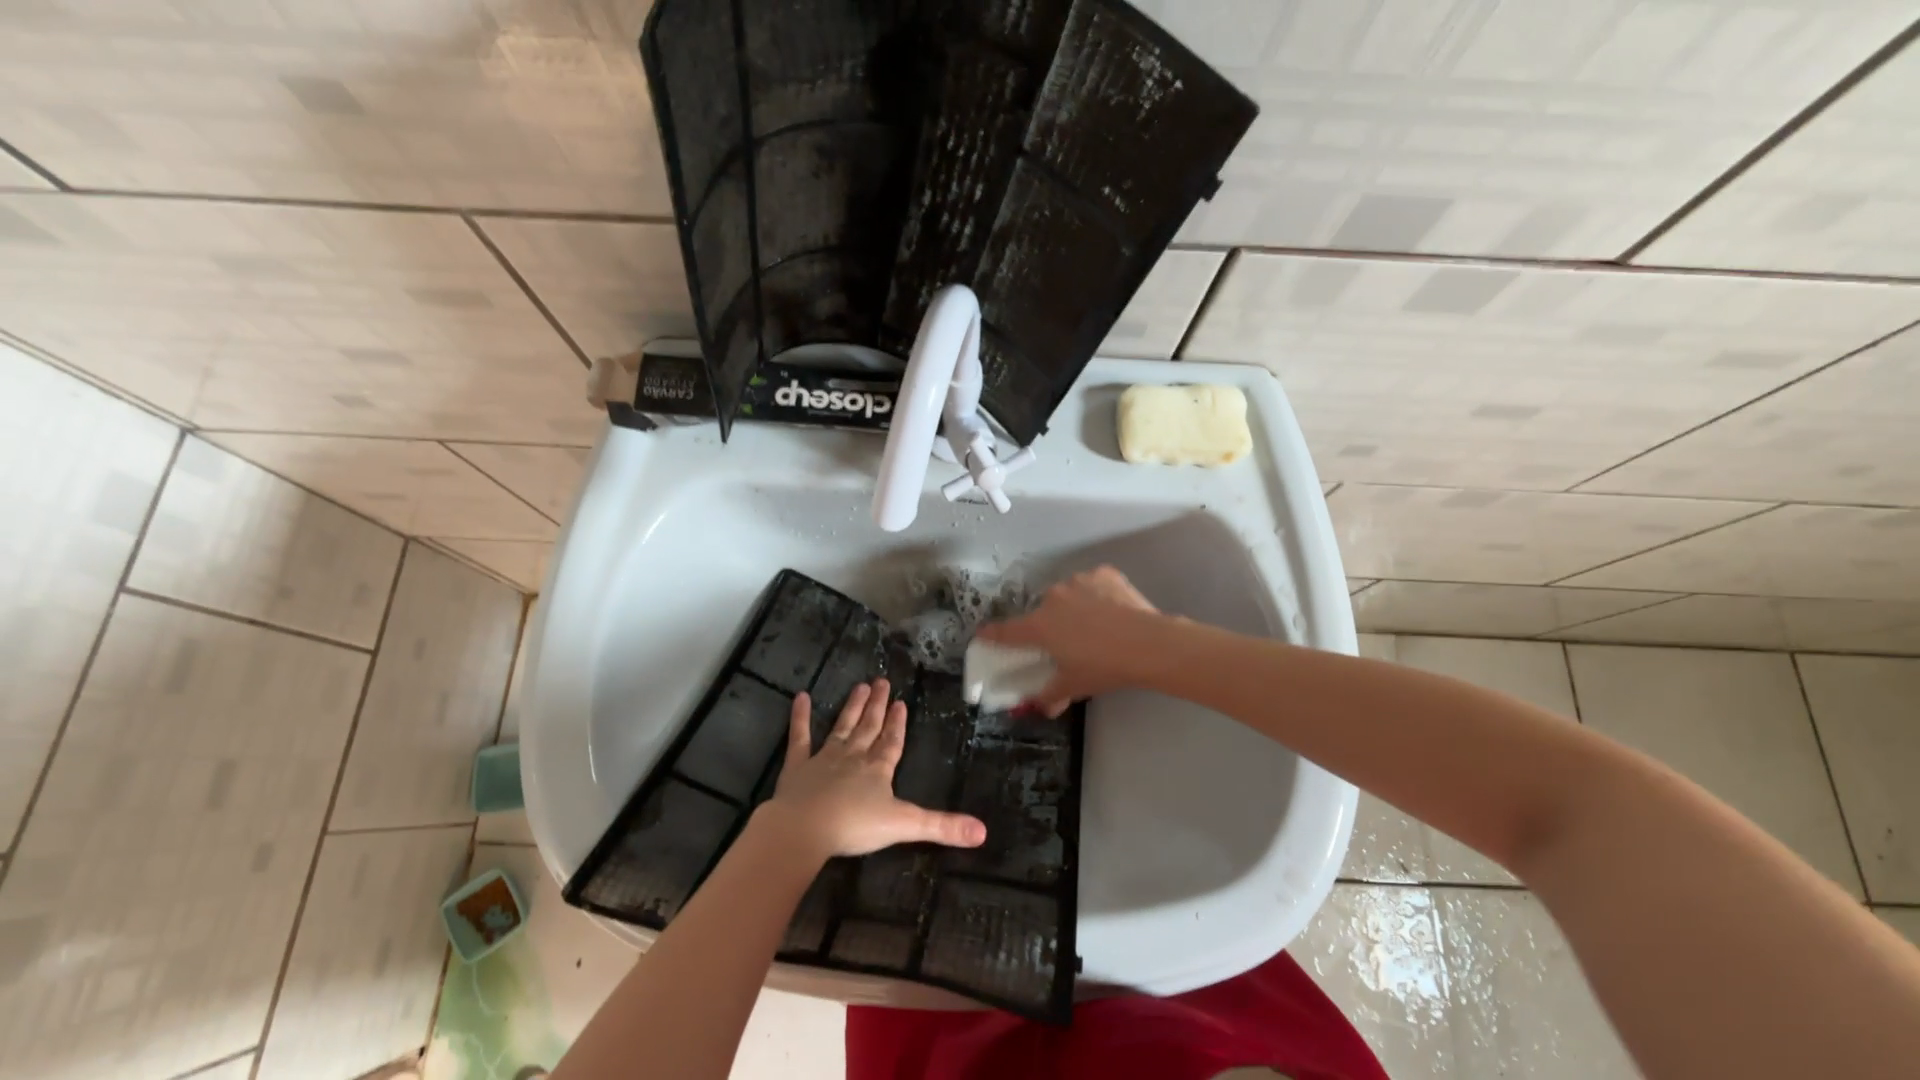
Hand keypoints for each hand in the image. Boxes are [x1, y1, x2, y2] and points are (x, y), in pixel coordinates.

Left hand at [763, 679, 986, 859]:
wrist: (805, 828)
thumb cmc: (855, 826)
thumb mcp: (905, 826)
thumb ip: (942, 827)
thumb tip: (983, 832)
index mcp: (879, 769)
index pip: (892, 742)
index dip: (897, 724)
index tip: (901, 702)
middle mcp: (853, 757)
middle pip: (868, 728)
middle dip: (877, 706)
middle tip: (881, 681)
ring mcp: (824, 758)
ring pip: (841, 727)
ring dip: (851, 708)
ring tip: (860, 686)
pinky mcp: (797, 766)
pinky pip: (799, 737)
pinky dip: (800, 717)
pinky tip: (801, 697)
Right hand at [975, 565, 1161, 717]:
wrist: (1149, 644)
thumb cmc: (1104, 667)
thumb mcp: (1074, 686)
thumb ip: (1051, 696)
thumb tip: (1043, 707)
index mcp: (1039, 626)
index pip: (1006, 632)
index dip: (991, 635)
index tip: (982, 635)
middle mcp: (1052, 598)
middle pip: (1042, 612)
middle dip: (1049, 625)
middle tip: (1067, 643)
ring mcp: (1078, 581)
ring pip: (1068, 595)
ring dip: (1074, 608)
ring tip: (1095, 627)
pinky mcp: (1103, 573)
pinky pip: (1092, 585)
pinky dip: (1097, 596)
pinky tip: (1112, 611)